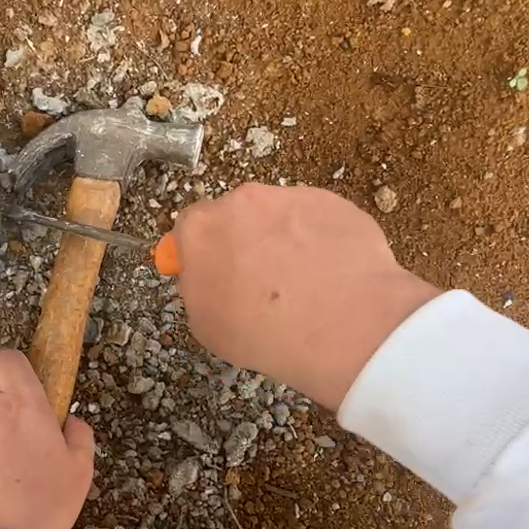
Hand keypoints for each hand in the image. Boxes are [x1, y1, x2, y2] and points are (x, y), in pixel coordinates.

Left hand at [0, 350, 95, 528]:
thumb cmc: (44, 505)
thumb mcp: (81, 470)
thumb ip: (79, 434)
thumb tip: (69, 422)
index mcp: (23, 403)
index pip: (9, 358)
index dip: (19, 368)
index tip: (33, 387)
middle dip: (6, 394)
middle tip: (26, 423)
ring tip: (10, 452)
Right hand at [172, 184, 440, 408]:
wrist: (340, 326)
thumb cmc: (261, 331)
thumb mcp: (204, 324)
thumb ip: (198, 287)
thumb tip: (210, 276)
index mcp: (201, 228)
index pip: (188, 226)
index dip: (201, 252)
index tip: (213, 274)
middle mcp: (243, 200)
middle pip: (235, 215)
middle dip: (243, 241)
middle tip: (258, 282)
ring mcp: (292, 197)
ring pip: (279, 216)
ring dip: (283, 240)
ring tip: (302, 283)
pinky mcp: (334, 202)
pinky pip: (317, 220)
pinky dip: (319, 241)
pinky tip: (330, 275)